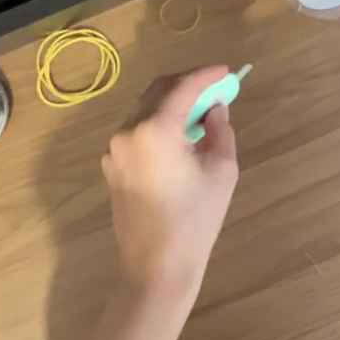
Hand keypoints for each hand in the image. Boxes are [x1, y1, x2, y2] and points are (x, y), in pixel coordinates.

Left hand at [101, 67, 240, 303]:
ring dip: (172, 103)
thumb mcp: (221, 170)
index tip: (227, 71)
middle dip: (187, 84)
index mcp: (155, 129)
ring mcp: (114, 149)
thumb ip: (220, 129)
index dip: (207, 75)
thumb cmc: (196, 220)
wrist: (156, 267)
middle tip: (215, 87)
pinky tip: (180, 136)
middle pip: (158, 90)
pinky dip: (158, 123)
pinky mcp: (112, 165)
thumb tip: (215, 108)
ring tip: (201, 112)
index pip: (183, 87)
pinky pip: (136, 130)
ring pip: (144, 109)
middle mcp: (127, 131)